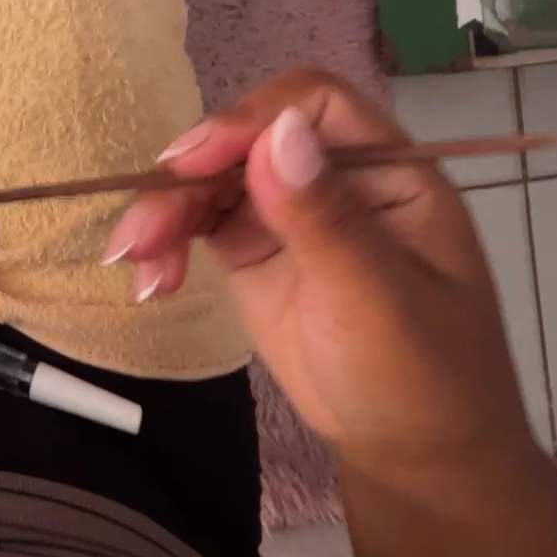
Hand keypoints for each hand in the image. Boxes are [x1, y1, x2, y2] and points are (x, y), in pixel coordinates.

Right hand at [105, 68, 536, 477]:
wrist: (408, 450)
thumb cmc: (422, 379)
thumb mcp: (377, 301)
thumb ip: (324, 216)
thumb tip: (277, 132)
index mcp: (387, 174)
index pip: (313, 105)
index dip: (247, 120)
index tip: (194, 163)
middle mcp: (329, 178)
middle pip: (238, 143)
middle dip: (182, 182)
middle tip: (142, 235)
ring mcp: (284, 211)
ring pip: (204, 181)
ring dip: (161, 215)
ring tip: (134, 263)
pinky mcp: (248, 245)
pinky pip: (192, 222)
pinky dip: (162, 243)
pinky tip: (149, 280)